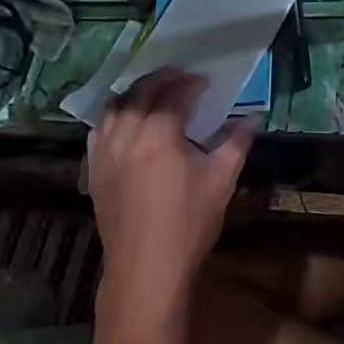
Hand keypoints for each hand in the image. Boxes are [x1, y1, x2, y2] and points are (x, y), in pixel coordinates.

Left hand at [86, 68, 253, 301]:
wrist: (147, 266)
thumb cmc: (189, 224)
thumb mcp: (221, 181)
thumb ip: (236, 144)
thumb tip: (250, 121)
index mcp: (159, 136)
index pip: (174, 95)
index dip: (190, 84)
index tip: (205, 81)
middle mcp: (126, 136)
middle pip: (139, 93)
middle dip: (161, 79)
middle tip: (179, 76)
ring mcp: (104, 153)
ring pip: (115, 108)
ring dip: (135, 94)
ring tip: (153, 93)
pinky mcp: (93, 170)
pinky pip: (100, 130)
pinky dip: (115, 117)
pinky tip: (127, 123)